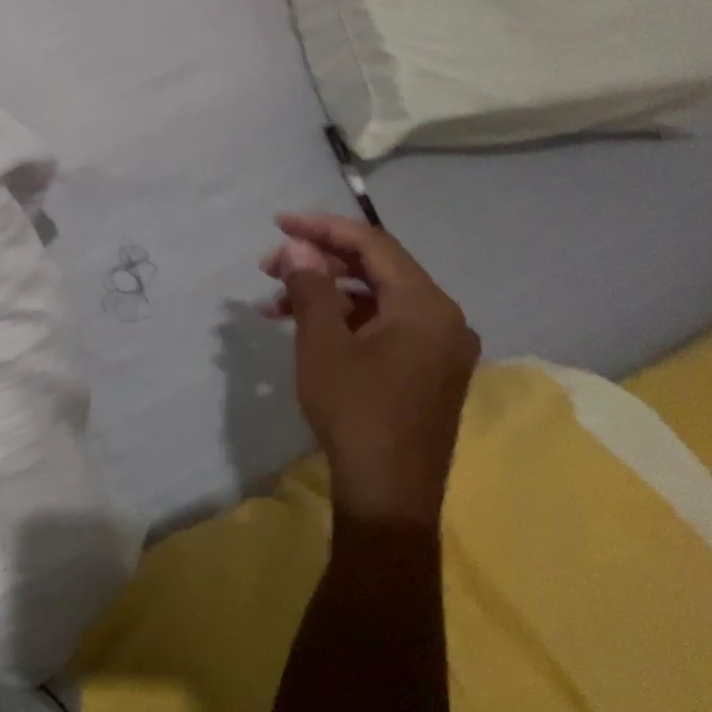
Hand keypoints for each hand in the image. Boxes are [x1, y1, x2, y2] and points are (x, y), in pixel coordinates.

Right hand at [260, 214, 479, 527]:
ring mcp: (439, 346)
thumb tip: (301, 249)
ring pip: (377, 298)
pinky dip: (343, 317)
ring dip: (326, 291)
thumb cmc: (354, 407)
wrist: (389, 487)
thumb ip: (312, 288)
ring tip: (275, 300)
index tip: (278, 224)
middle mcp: (443, 318)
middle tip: (268, 266)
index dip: (323, 229)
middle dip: (320, 261)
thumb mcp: (322, 344)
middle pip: (378, 269)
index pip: (374, 246)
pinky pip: (384, 324)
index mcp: (426, 306)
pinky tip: (305, 327)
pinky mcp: (427, 369)